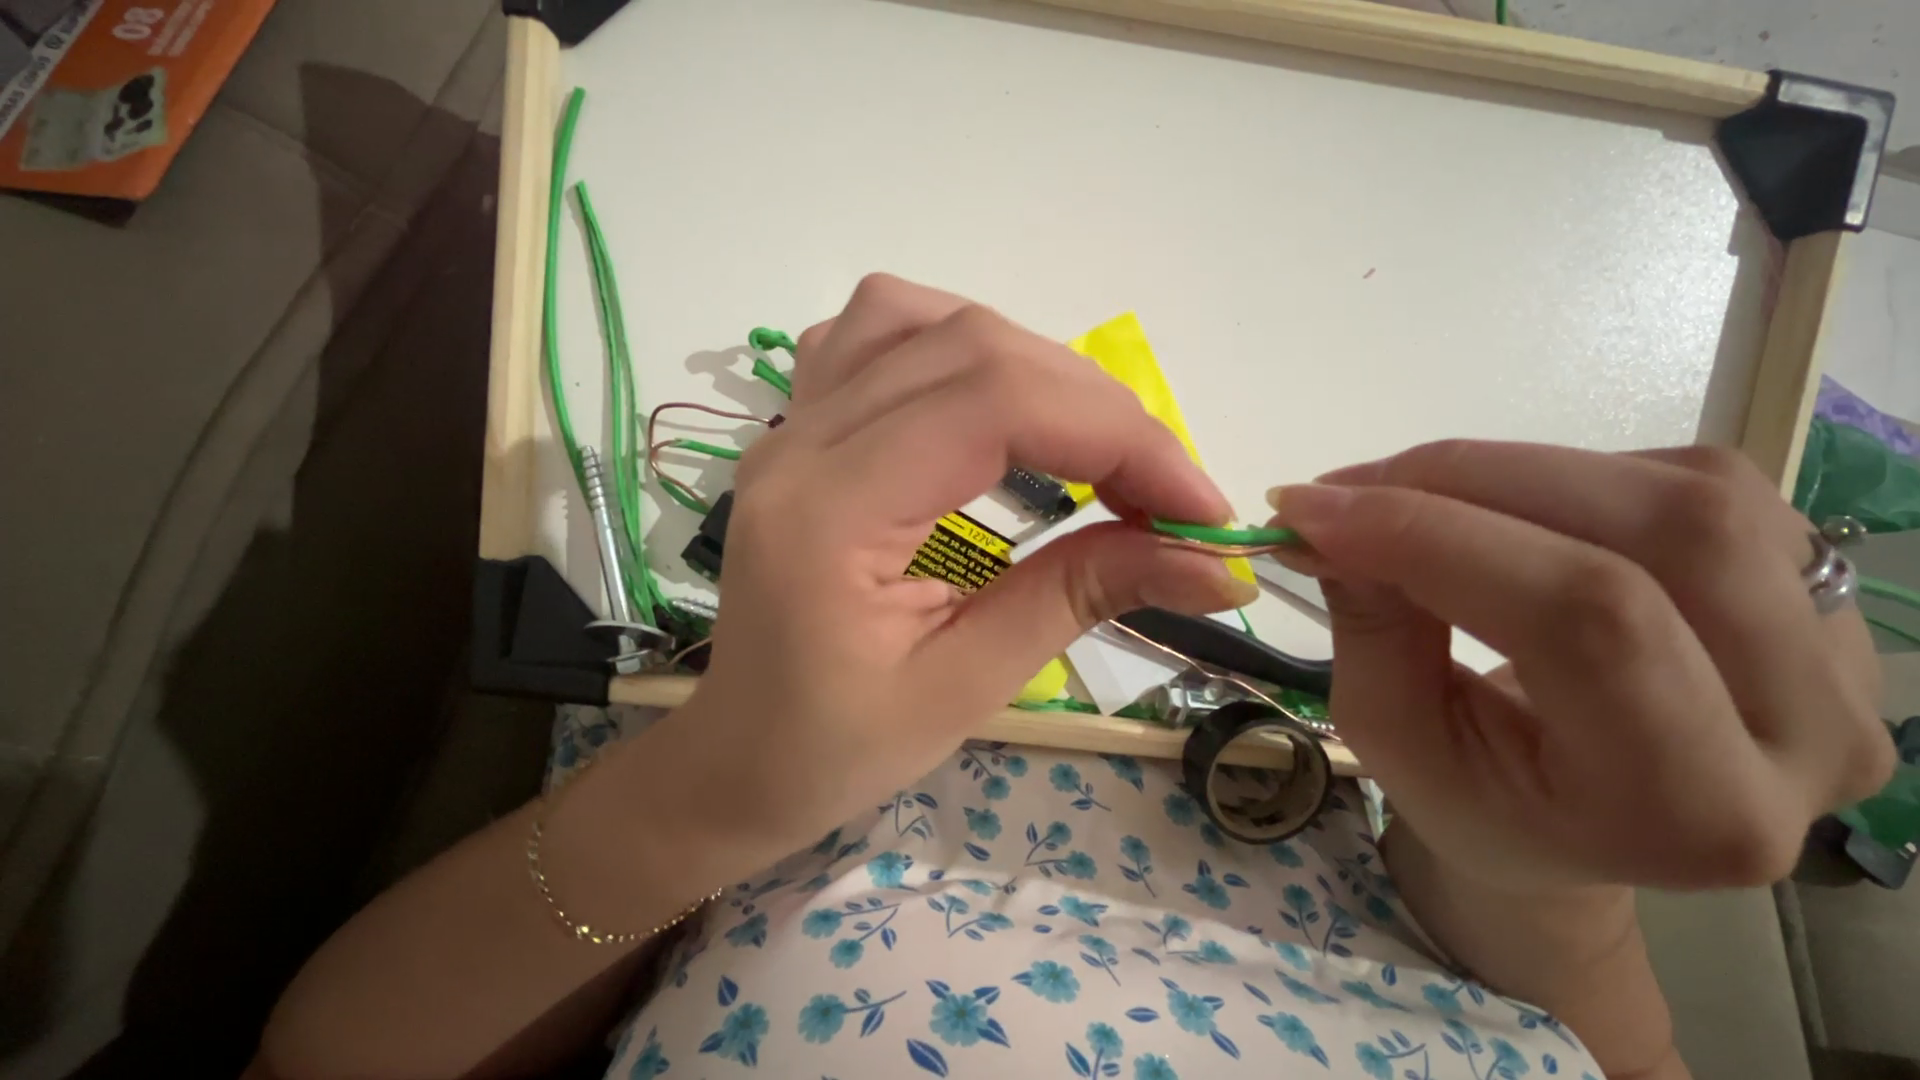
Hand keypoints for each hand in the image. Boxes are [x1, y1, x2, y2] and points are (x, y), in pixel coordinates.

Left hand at [664, 275, 1255, 855]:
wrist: (737, 756)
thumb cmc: (836, 749)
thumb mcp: (965, 689)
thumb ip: (1078, 598)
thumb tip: (1213, 564)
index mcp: (828, 513)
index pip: (993, 406)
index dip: (1118, 436)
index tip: (1197, 508)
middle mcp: (801, 442)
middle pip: (972, 348)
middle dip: (1097, 408)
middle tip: (1162, 492)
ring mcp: (793, 423)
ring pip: (925, 319)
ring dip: (1032, 364)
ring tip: (1087, 443)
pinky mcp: (802, 427)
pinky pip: (878, 334)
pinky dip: (958, 345)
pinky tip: (990, 402)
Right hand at [1268, 441, 1892, 891]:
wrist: (1579, 821)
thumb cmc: (1476, 801)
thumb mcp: (1391, 736)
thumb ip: (1369, 624)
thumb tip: (1329, 515)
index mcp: (1688, 805)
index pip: (1582, 620)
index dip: (1433, 535)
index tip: (1308, 509)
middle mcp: (1808, 732)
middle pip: (1661, 531)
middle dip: (1472, 480)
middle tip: (1353, 489)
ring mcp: (1846, 656)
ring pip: (1689, 491)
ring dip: (1516, 470)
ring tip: (1416, 497)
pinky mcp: (1834, 596)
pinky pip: (1699, 485)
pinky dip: (1569, 476)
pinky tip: (1506, 512)